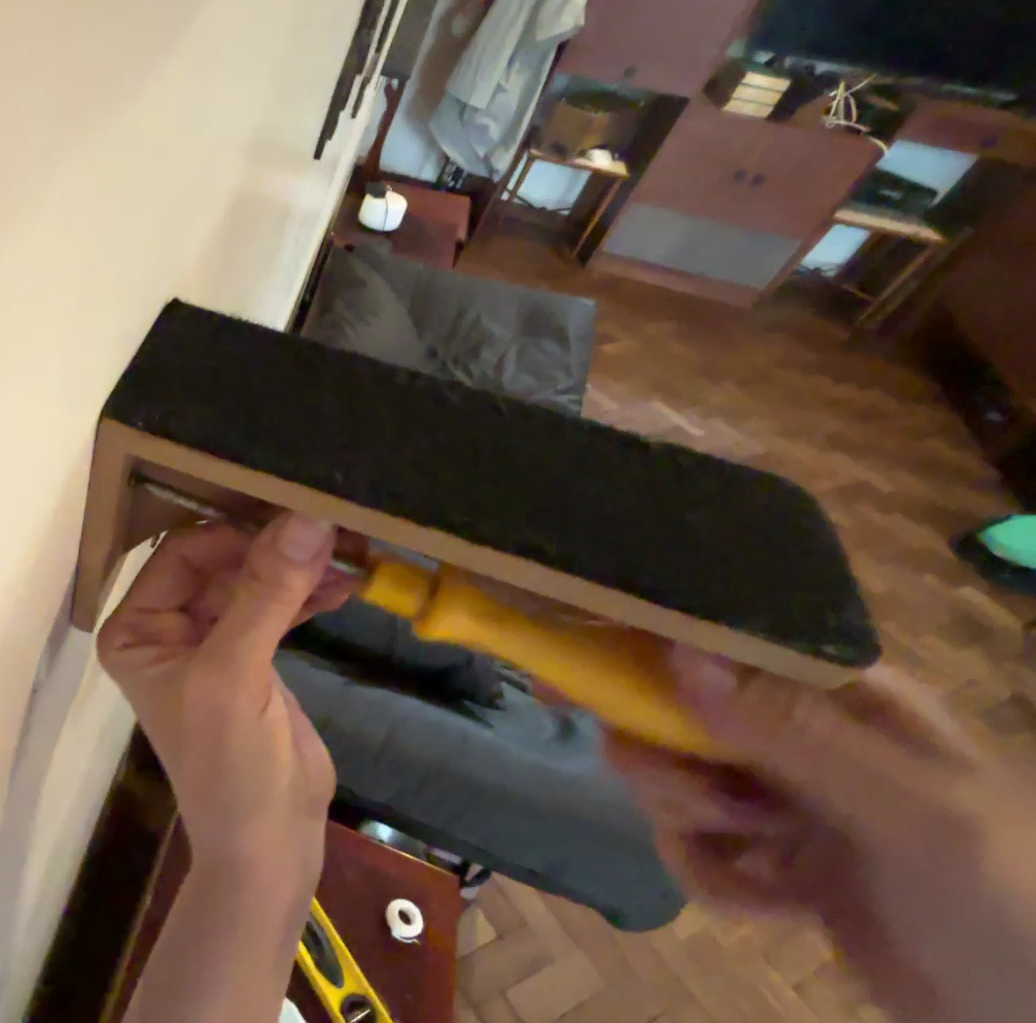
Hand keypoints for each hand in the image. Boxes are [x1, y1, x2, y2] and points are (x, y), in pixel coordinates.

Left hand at [98, 513, 355, 880]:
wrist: (270, 843)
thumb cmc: (230, 763)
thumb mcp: (236, 674)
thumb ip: (267, 594)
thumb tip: (306, 519)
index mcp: (135, 629)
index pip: (179, 554)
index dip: (232, 534)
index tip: (292, 520)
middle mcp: (164, 628)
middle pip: (218, 562)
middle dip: (270, 548)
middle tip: (328, 529)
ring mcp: (209, 641)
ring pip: (251, 581)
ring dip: (296, 570)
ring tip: (346, 556)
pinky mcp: (250, 656)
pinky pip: (275, 607)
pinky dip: (306, 595)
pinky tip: (343, 586)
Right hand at [608, 647, 1035, 1022]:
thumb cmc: (1016, 906)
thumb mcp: (915, 815)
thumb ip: (792, 730)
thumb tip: (674, 650)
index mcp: (838, 695)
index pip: (713, 645)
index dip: (633, 649)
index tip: (563, 672)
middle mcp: (797, 732)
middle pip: (665, 715)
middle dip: (670, 767)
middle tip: (711, 807)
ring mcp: (780, 795)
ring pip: (667, 779)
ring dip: (692, 827)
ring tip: (762, 866)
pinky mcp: (770, 856)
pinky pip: (689, 845)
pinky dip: (712, 879)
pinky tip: (772, 907)